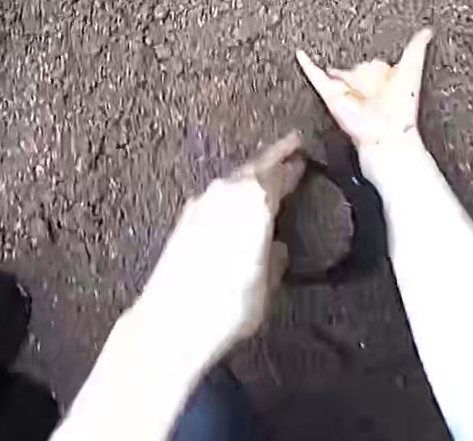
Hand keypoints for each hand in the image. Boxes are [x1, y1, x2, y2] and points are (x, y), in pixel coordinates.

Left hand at [128, 131, 304, 367]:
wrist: (170, 323)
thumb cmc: (225, 306)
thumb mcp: (266, 284)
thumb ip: (275, 257)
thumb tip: (277, 248)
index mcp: (256, 200)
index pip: (280, 170)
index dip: (292, 162)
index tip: (301, 154)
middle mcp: (229, 191)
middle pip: (256, 165)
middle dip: (273, 157)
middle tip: (289, 150)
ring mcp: (204, 200)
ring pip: (235, 178)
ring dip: (251, 175)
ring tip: (264, 180)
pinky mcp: (186, 216)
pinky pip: (217, 195)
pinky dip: (231, 195)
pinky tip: (234, 208)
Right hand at [296, 28, 431, 151]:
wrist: (386, 131)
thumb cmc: (400, 107)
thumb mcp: (412, 70)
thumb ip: (417, 48)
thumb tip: (427, 30)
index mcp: (378, 78)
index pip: (376, 63)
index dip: (382, 71)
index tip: (386, 80)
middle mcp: (360, 82)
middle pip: (360, 63)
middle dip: (368, 76)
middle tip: (377, 95)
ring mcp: (344, 87)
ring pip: (345, 70)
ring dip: (354, 82)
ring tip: (365, 99)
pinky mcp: (329, 93)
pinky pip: (315, 75)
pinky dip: (306, 65)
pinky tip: (300, 54)